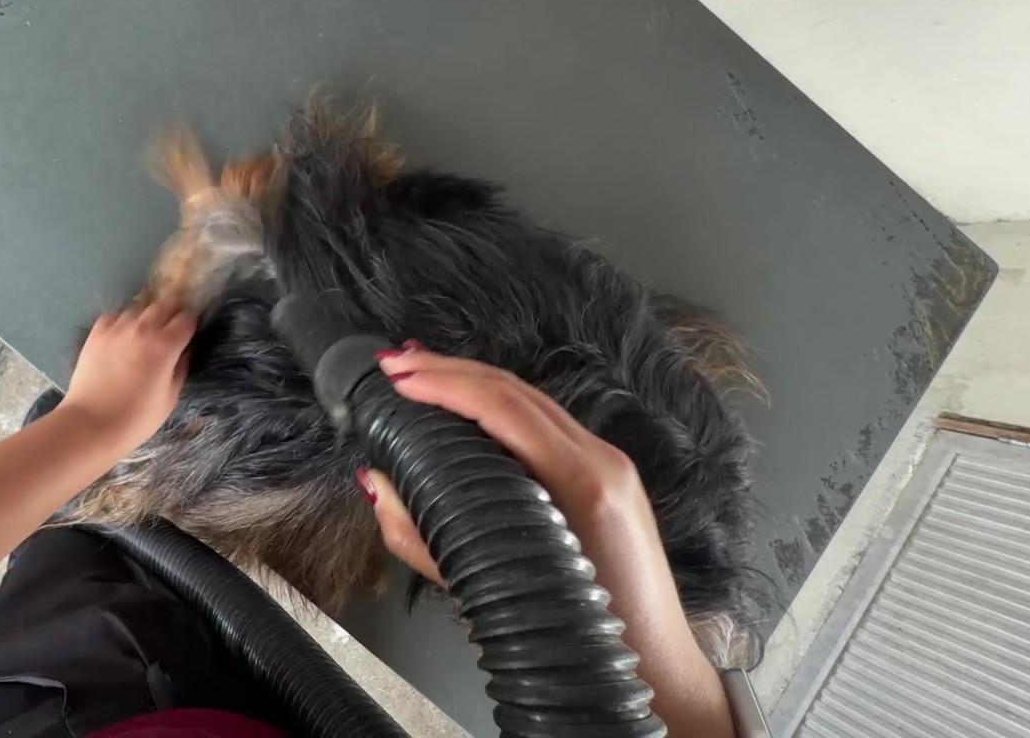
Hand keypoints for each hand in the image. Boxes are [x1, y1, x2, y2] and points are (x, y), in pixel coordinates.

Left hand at [60, 301, 194, 446]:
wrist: (91, 423)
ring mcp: (117, 328)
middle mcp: (142, 329)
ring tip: (145, 335)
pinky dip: (122, 322)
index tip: (189, 333)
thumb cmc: (136, 418)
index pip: (186, 319)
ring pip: (139, 309)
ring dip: (147, 317)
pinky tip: (121, 337)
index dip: (191, 324)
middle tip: (171, 328)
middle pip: (164, 305)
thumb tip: (185, 352)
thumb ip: (180, 369)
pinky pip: (115, 317)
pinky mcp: (97, 333)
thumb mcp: (169, 398)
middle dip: (172, 313)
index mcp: (165, 345)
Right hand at [357, 347, 735, 737]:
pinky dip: (490, 394)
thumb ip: (418, 536)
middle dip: (445, 368)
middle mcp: (599, 460)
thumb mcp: (485, 587)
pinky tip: (460, 392)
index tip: (399, 382)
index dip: (445, 385)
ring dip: (465, 375)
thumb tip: (375, 484)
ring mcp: (605, 459)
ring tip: (415, 369)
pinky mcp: (601, 465)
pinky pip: (537, 412)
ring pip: (525, 392)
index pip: (502, 408)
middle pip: (512, 387)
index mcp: (582, 484)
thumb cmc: (574, 634)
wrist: (654, 665)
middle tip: (392, 364)